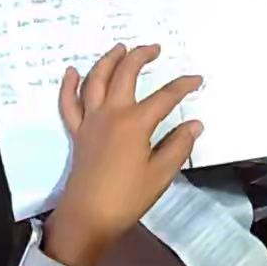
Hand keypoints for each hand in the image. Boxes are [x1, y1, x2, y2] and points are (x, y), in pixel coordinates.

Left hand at [47, 44, 201, 265]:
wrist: (87, 217)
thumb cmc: (127, 198)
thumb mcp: (161, 174)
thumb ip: (178, 146)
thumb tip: (194, 124)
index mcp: (135, 123)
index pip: (165, 97)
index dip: (183, 86)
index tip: (197, 79)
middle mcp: (111, 113)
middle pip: (125, 75)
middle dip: (141, 56)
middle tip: (153, 48)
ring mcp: (90, 121)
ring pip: (96, 81)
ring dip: (108, 60)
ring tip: (120, 48)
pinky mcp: (77, 132)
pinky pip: (69, 103)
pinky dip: (69, 85)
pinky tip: (73, 71)